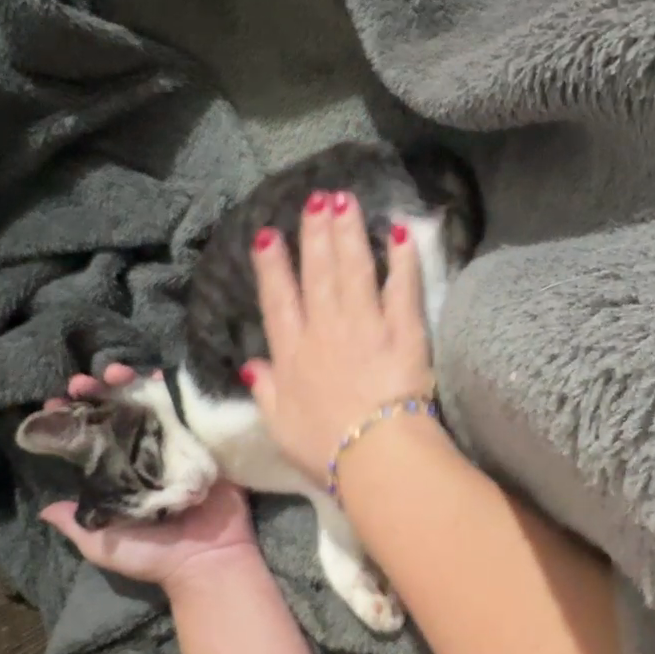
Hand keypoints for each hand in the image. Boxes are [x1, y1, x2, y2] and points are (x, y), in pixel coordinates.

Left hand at [38, 364, 260, 589]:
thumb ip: (77, 525)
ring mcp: (177, 449)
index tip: (56, 403)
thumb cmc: (156, 557)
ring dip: (133, 385)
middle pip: (119, 415)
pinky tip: (161, 373)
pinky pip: (192, 414)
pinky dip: (179, 392)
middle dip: (99, 394)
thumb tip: (44, 510)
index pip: (90, 439)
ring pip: (151, 407)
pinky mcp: (207, 447)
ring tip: (116, 371)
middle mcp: (145, 457)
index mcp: (119, 476)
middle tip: (83, 382)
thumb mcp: (104, 545)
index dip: (73, 419)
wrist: (210, 561)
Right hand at [243, 189, 439, 482]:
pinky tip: (401, 232)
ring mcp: (366, 326)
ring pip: (354, 269)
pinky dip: (402, 259)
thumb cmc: (326, 448)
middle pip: (317, 273)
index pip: (278, 300)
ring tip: (346, 200)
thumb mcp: (280, 426)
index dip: (272, 266)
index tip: (269, 235)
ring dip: (349, 232)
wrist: (375, 454)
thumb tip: (250, 365)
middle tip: (316, 199)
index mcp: (292, 354)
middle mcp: (325, 330)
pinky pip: (402, 288)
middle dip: (315, 232)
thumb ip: (265, 391)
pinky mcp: (404, 332)